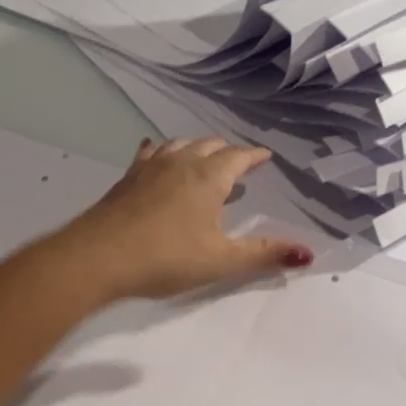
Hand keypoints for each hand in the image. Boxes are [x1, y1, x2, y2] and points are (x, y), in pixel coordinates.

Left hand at [47, 138, 312, 300]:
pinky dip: (163, 151)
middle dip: (228, 152)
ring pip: (179, 145)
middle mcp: (181, 163)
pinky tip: (158, 157)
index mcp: (209, 177)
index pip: (238, 157)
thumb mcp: (221, 260)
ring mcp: (149, 168)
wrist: (98, 256)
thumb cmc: (166, 257)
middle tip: (240, 163)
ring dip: (197, 148)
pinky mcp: (126, 179)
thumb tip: (307, 253)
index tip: (266, 156)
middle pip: (209, 146)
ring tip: (204, 159)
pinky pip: (150, 153)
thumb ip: (264, 255)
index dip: (254, 156)